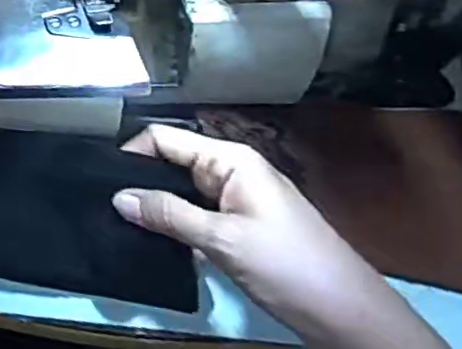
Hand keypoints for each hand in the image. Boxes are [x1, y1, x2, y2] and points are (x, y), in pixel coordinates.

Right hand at [113, 125, 446, 348]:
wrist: (359, 323)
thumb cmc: (291, 269)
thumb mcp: (223, 241)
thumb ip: (169, 215)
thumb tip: (117, 197)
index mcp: (230, 159)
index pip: (164, 138)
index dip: (131, 153)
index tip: (103, 176)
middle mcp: (233, 170)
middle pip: (172, 162)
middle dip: (143, 181)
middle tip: (110, 203)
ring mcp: (241, 199)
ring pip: (184, 191)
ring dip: (161, 206)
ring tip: (127, 222)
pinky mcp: (245, 227)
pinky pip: (200, 214)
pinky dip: (180, 224)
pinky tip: (162, 241)